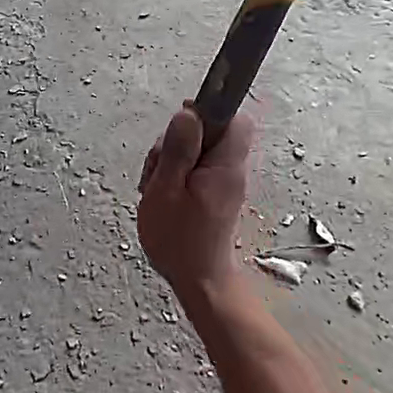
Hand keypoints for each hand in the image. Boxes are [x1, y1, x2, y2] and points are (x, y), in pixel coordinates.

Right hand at [136, 106, 257, 296]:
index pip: (234, 117)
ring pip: (197, 150)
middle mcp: (231, 170)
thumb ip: (177, 149)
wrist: (197, 281)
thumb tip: (187, 113)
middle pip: (209, 132)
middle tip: (160, 168)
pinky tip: (163, 196)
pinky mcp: (214, 193)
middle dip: (178, 141)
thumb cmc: (179, 240)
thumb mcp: (167, 190)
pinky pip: (194, 169)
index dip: (207, 111)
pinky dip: (175, 176)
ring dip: (171, 161)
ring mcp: (223, 182)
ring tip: (158, 188)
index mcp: (225, 165)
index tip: (181, 125)